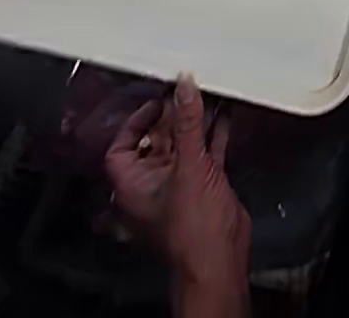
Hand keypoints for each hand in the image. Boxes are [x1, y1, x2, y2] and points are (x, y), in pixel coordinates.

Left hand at [105, 75, 250, 315]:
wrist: (220, 258)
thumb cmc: (192, 231)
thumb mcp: (189, 167)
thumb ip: (188, 124)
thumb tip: (183, 88)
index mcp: (134, 185)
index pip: (123, 147)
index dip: (137, 122)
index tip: (157, 100)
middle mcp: (154, 183)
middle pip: (158, 140)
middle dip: (174, 114)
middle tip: (188, 90)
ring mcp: (181, 183)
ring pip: (185, 142)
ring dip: (197, 120)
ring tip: (210, 94)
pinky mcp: (205, 183)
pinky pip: (207, 149)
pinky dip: (215, 131)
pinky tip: (225, 114)